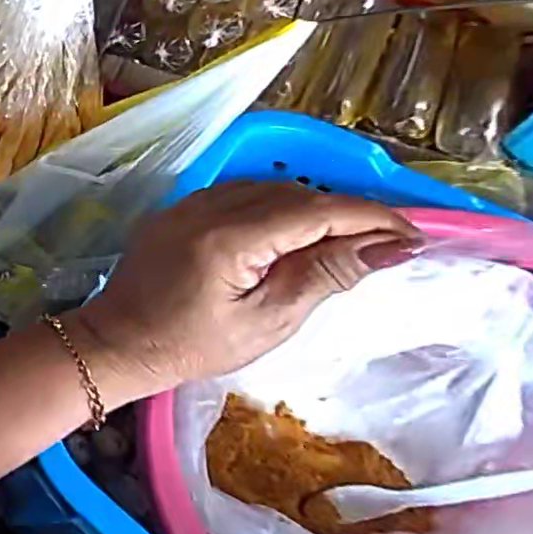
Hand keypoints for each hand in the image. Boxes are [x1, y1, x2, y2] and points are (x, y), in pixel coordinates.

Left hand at [73, 182, 420, 401]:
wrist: (119, 341)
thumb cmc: (192, 344)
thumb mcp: (269, 320)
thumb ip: (325, 275)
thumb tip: (391, 246)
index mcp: (226, 237)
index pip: (313, 209)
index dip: (370, 217)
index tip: (414, 236)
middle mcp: (201, 209)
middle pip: (287, 193)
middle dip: (341, 211)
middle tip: (382, 243)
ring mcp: (180, 208)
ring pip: (258, 189)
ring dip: (304, 206)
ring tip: (340, 241)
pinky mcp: (170, 215)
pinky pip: (229, 196)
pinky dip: (266, 207)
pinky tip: (285, 234)